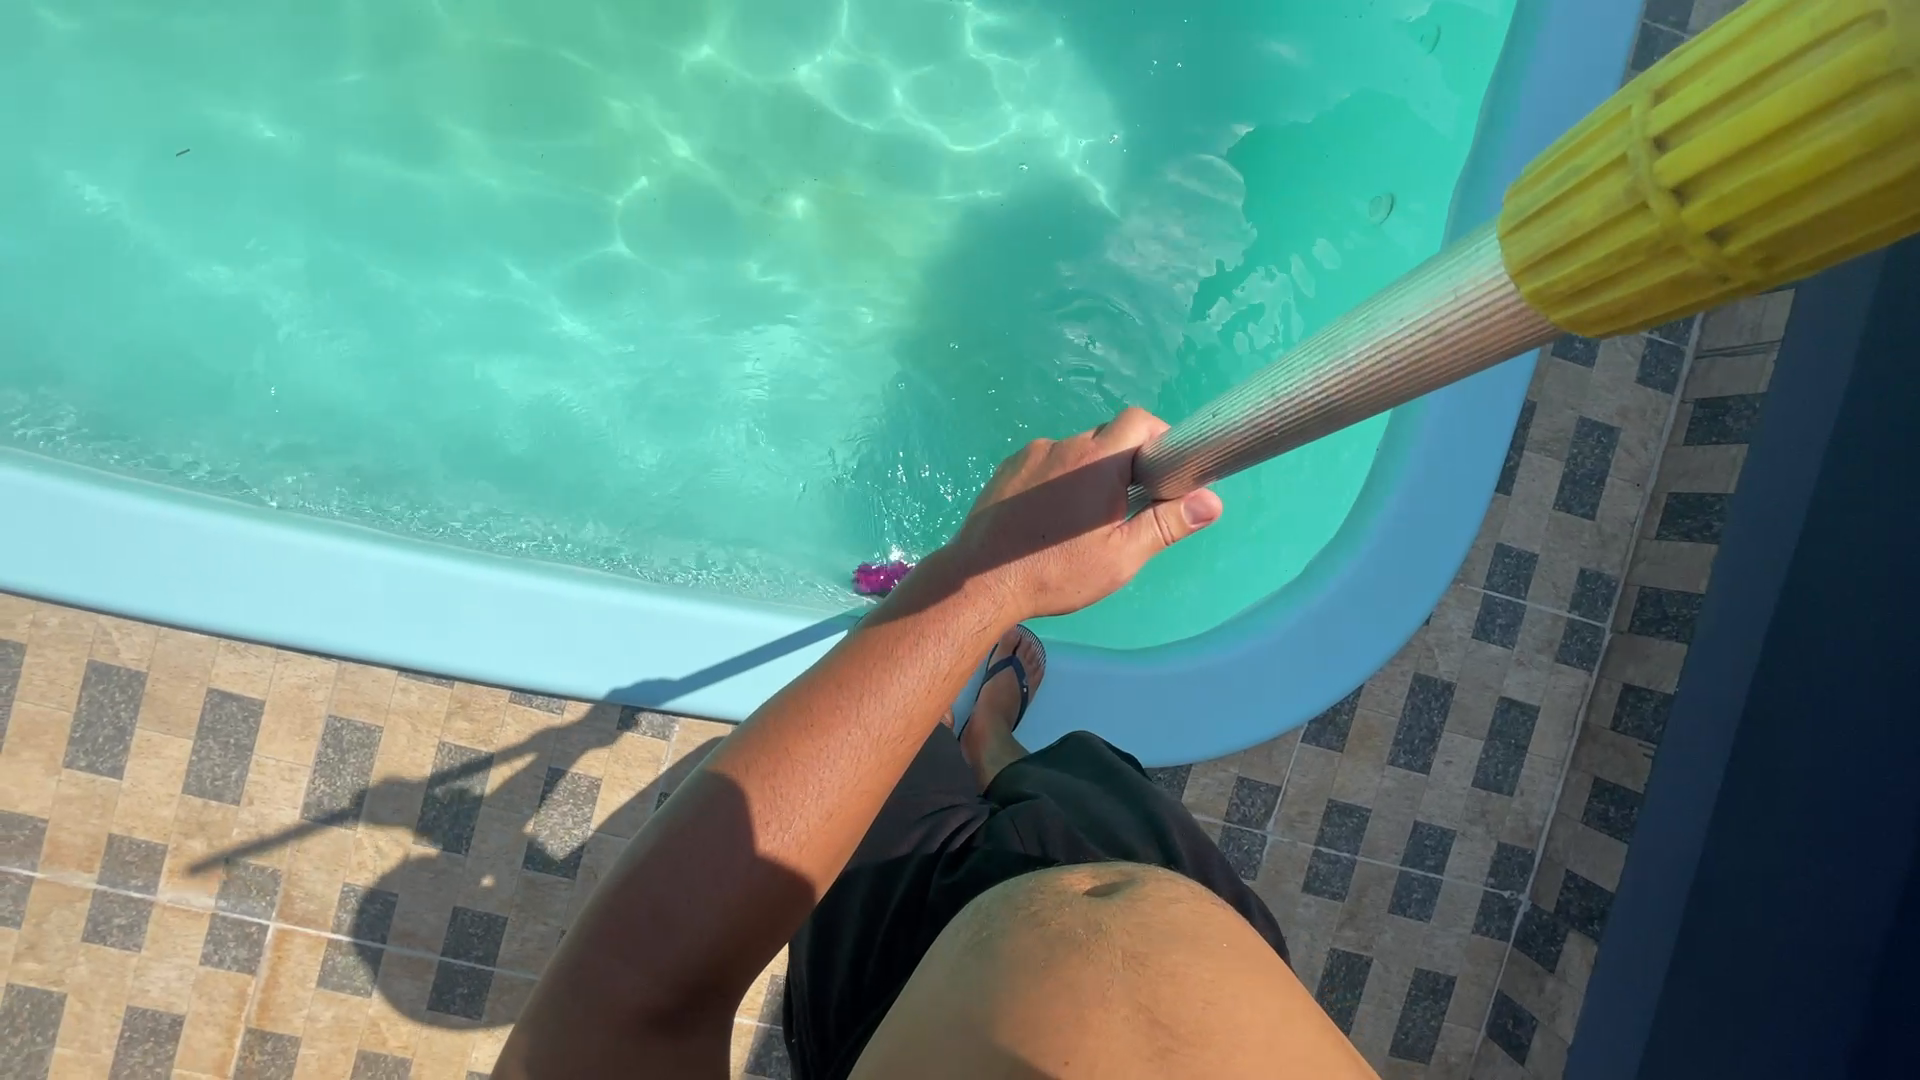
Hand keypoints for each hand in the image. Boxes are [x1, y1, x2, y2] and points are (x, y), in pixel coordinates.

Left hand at [944, 407, 1222, 621]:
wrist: (978, 582)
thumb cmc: (1056, 571)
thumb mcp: (1120, 556)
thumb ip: (1167, 524)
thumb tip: (1212, 501)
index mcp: (1096, 459)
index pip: (1139, 420)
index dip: (1159, 438)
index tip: (1166, 471)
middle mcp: (1062, 445)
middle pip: (1107, 436)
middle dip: (1126, 462)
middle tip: (1129, 505)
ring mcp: (1029, 455)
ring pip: (1075, 452)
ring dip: (1089, 474)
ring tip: (1083, 520)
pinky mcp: (1007, 470)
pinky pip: (1046, 464)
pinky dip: (1058, 480)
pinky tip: (1050, 519)